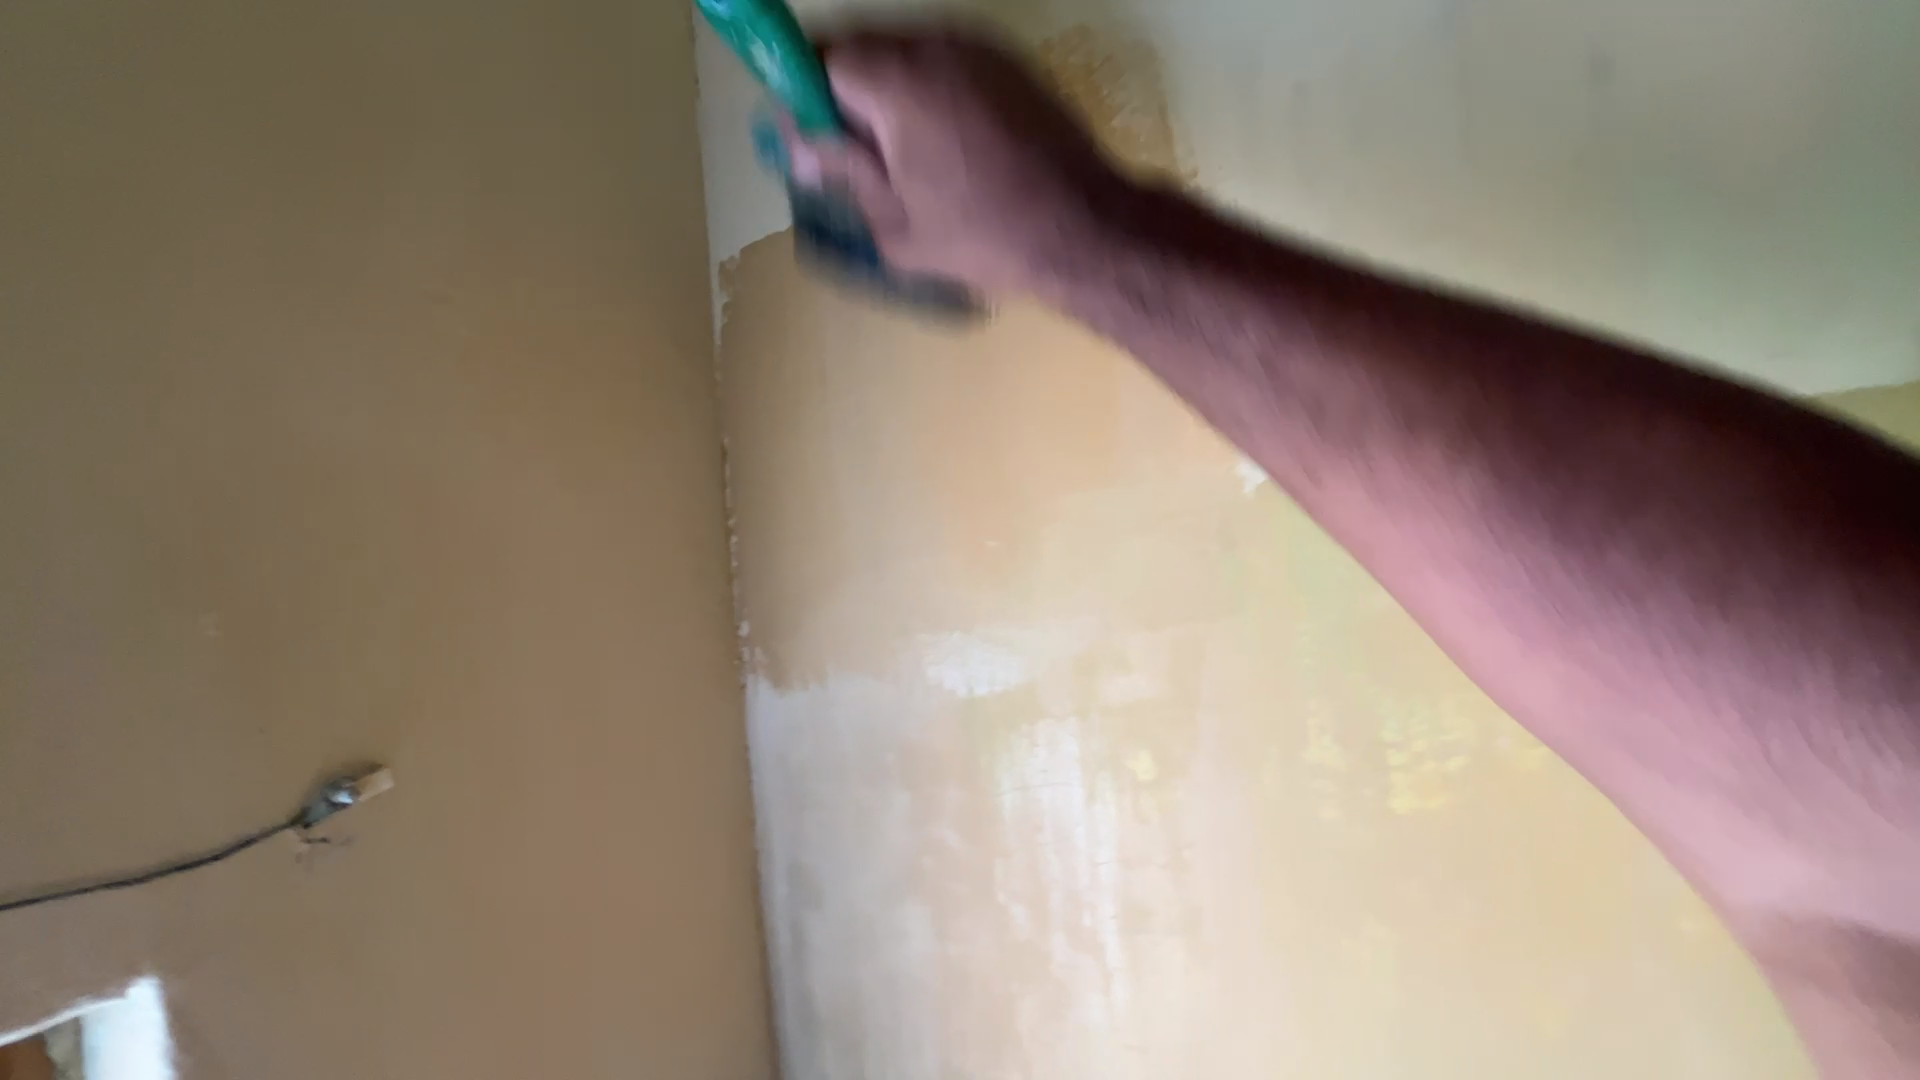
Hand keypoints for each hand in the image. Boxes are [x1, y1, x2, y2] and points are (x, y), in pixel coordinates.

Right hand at [784, 24, 1133, 297]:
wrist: (1083, 231)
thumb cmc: (983, 239)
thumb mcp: (897, 226)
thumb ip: (845, 175)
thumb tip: (801, 147)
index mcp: (899, 82)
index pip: (822, 59)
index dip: (802, 99)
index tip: (804, 143)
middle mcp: (937, 45)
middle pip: (864, 53)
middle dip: (843, 101)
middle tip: (846, 159)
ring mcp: (981, 50)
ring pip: (907, 59)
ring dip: (887, 101)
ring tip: (898, 165)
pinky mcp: (1011, 67)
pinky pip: (948, 70)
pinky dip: (929, 101)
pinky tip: (943, 153)